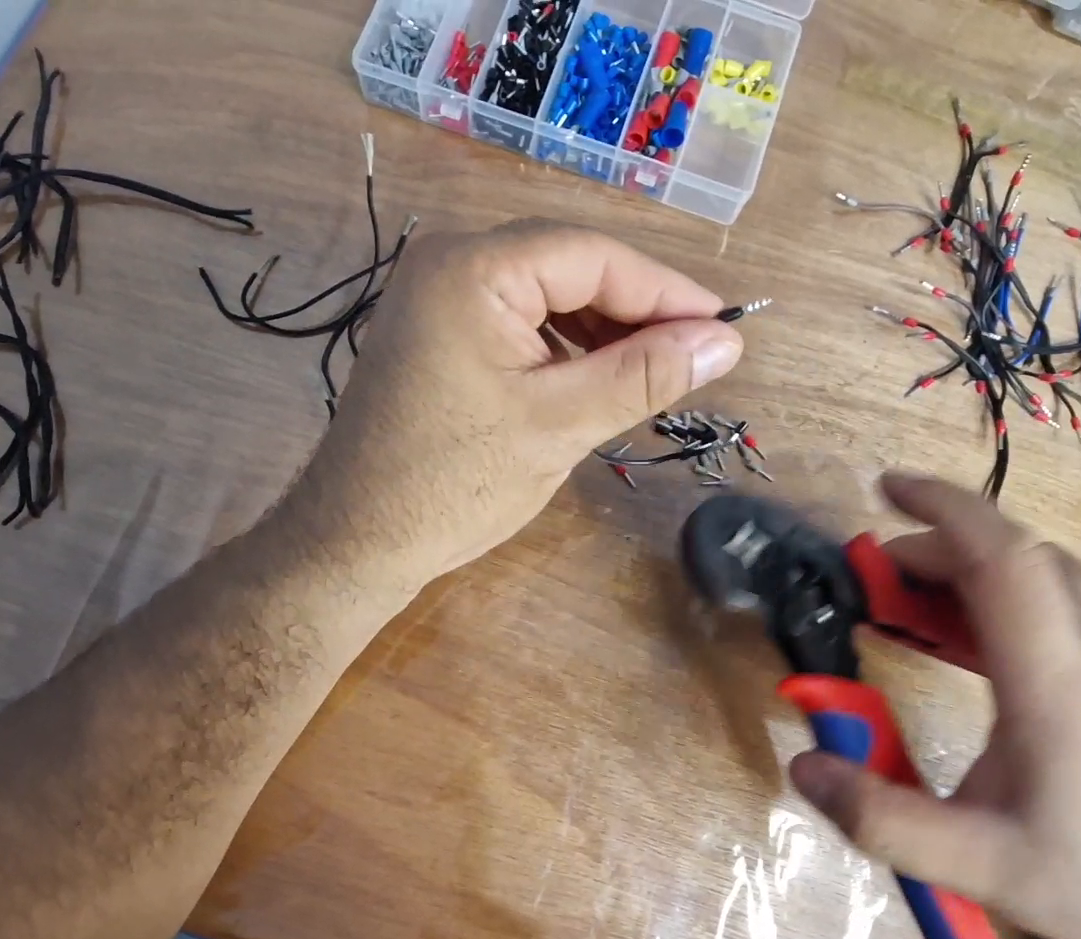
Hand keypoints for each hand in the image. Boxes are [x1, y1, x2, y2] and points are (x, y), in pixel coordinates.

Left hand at [286, 220, 742, 581]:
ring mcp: (437, 295)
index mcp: (472, 269)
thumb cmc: (451, 485)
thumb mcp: (559, 426)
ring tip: (651, 373)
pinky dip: (563, 346)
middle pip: (570, 266)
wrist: (356, 539)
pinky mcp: (437, 331)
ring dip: (602, 330)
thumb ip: (644, 375)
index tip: (723, 329)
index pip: (594, 256)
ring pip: (546, 292)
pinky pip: (518, 319)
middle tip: (693, 355)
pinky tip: (595, 378)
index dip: (666, 291)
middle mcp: (449, 261)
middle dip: (635, 311)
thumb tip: (725, 341)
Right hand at [788, 473, 1080, 938]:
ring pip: (1057, 580)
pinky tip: (992, 655)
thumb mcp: (975, 865)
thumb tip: (803, 765)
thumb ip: (877, 817)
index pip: (1005, 558)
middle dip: (941, 546)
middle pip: (1024, 558)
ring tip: (921, 609)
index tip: (886, 486)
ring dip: (980, 575)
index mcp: (1062, 683)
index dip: (943, 507)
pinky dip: (1020, 603)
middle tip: (880, 576)